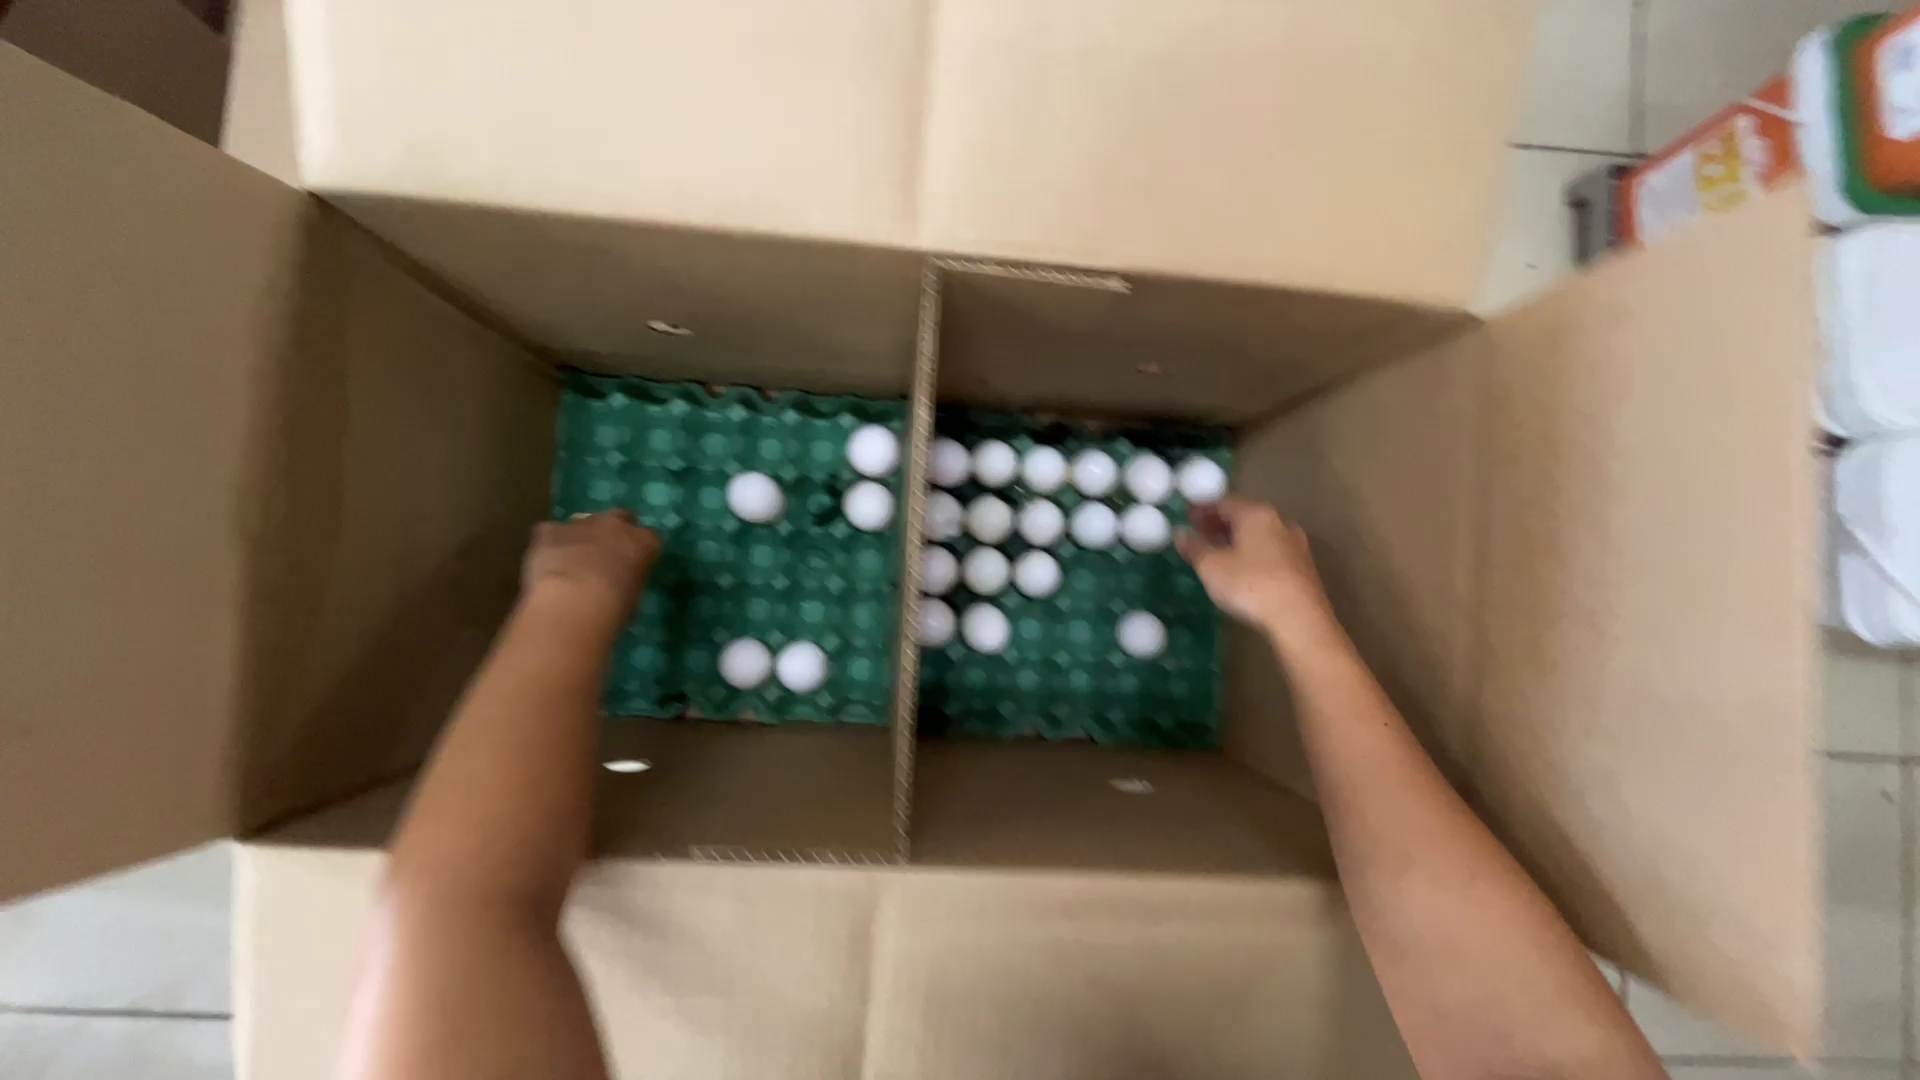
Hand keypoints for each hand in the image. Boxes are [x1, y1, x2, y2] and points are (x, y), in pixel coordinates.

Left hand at [521, 510, 660, 626]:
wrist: (571, 602)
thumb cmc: (613, 607)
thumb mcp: (633, 597)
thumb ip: (629, 580)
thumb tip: (620, 584)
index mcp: (644, 542)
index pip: (650, 537)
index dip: (639, 550)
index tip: (633, 564)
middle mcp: (616, 525)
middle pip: (620, 517)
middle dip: (613, 532)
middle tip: (605, 555)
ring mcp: (581, 523)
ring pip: (584, 522)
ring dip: (581, 536)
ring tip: (572, 561)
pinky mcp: (549, 529)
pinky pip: (551, 531)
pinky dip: (551, 543)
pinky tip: (547, 561)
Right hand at [1176, 497, 1337, 648]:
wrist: (1299, 619)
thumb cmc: (1250, 585)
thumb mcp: (1211, 566)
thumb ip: (1194, 547)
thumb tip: (1181, 533)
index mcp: (1256, 514)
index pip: (1224, 503)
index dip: (1202, 508)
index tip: (1185, 515)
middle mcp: (1279, 522)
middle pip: (1243, 517)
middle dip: (1218, 524)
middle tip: (1197, 532)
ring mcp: (1295, 545)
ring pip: (1258, 535)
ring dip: (1235, 539)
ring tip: (1215, 552)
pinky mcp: (1303, 567)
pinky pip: (1270, 551)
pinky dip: (1251, 553)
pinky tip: (1240, 568)